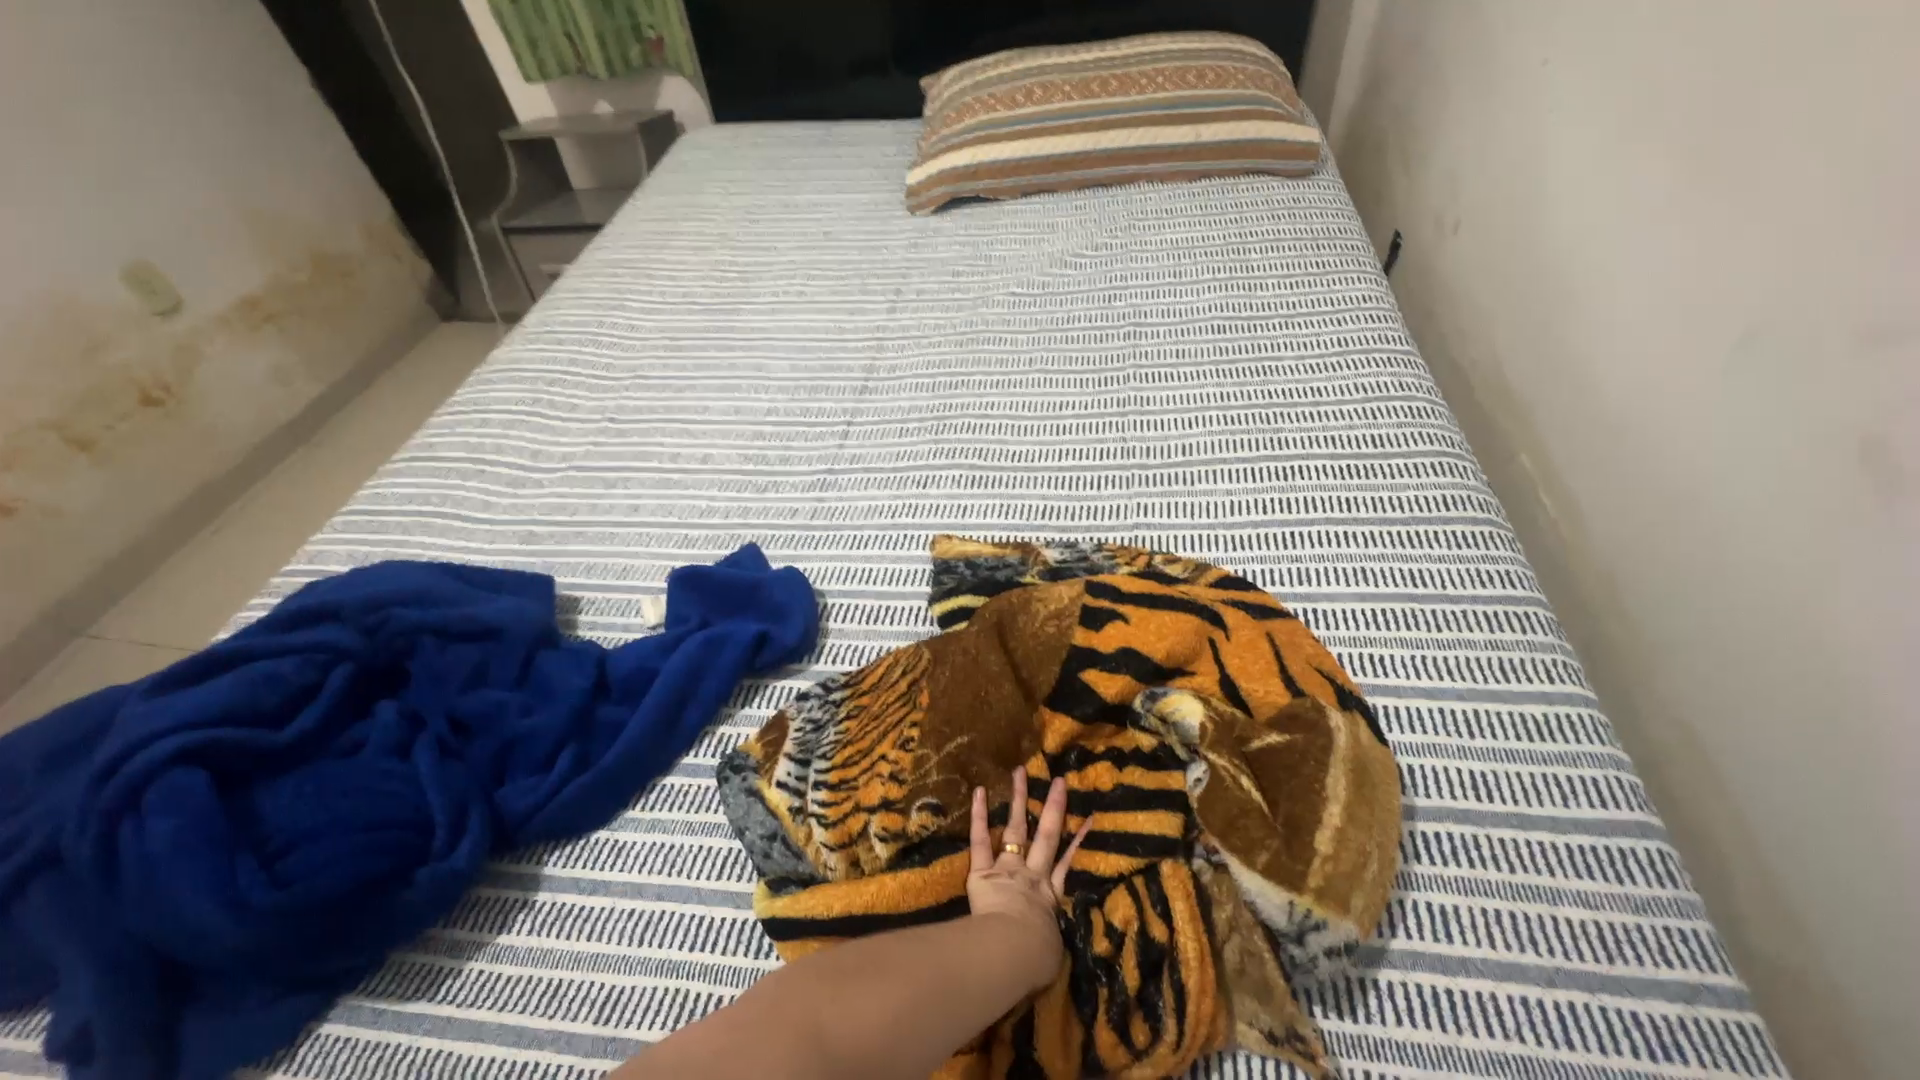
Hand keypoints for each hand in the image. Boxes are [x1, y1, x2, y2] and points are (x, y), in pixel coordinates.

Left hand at [966, 768, 1092, 991]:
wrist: (1013, 951)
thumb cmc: (1034, 958)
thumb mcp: (1049, 953)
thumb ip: (1048, 941)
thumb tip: (1046, 948)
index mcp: (1050, 897)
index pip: (1066, 863)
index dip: (1077, 841)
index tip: (1087, 819)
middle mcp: (1032, 876)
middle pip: (1046, 836)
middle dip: (1052, 807)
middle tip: (1058, 780)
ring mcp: (1008, 869)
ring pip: (1015, 828)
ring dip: (1018, 799)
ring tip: (1019, 772)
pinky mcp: (982, 872)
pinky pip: (980, 841)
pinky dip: (979, 816)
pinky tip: (978, 791)